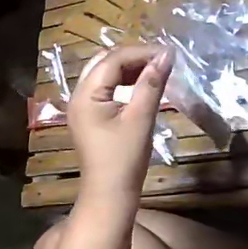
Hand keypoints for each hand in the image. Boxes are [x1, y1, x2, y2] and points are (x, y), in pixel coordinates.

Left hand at [68, 45, 172, 203]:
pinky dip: (125, 82)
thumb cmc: (124, 159)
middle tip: (163, 60)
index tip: (168, 54)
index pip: (113, 59)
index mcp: (86, 95)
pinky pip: (106, 89)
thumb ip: (152, 84)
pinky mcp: (90, 116)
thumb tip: (166, 56)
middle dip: (134, 57)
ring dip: (130, 69)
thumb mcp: (141, 119)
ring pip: (106, 74)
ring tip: (157, 69)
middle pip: (106, 63)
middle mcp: (79, 96)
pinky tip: (144, 85)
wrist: (110, 195)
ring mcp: (82, 107)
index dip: (141, 53)